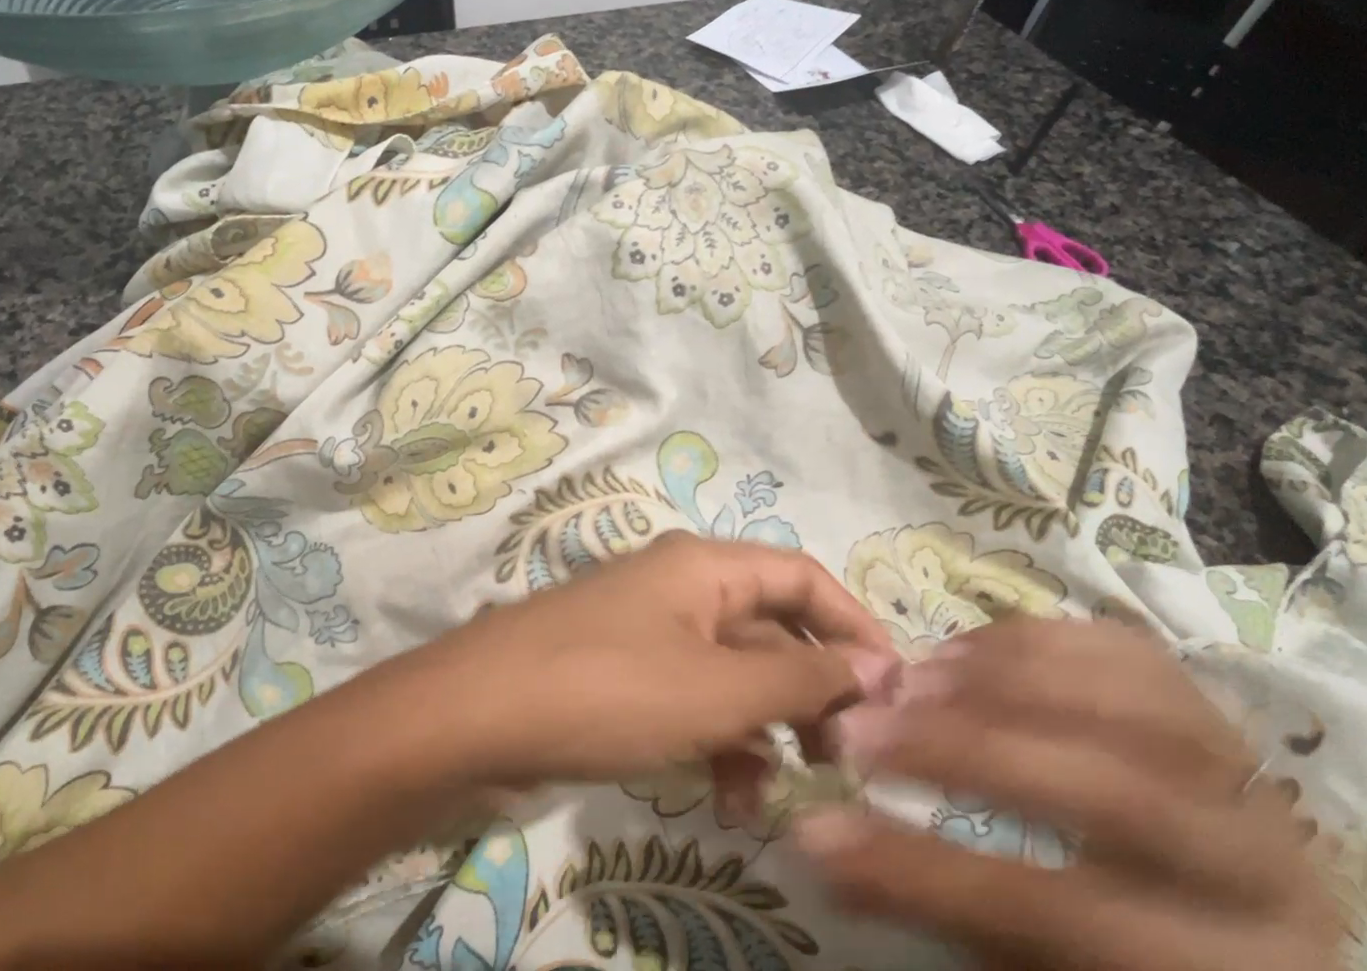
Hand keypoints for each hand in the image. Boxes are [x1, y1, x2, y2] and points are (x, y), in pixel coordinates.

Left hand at [397, 533, 901, 787]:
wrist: (473, 718)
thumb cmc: (607, 691)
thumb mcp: (718, 691)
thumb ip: (802, 679)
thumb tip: (876, 668)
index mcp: (703, 568)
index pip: (803, 577)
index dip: (855, 629)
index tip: (893, 697)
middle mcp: (674, 588)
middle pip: (769, 629)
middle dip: (808, 695)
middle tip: (839, 760)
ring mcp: (640, 633)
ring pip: (728, 676)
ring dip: (760, 732)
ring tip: (770, 797)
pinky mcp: (612, 678)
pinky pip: (685, 702)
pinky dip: (711, 743)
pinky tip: (722, 800)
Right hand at [793, 618, 1341, 970]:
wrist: (1227, 927)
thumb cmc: (1114, 958)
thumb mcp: (1036, 961)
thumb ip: (942, 906)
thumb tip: (819, 839)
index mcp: (1228, 963)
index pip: (1068, 915)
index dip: (933, 872)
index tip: (820, 832)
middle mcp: (1265, 866)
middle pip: (1115, 792)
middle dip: (964, 752)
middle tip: (857, 730)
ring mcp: (1251, 777)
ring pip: (1134, 702)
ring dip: (1000, 679)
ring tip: (908, 679)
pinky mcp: (1216, 713)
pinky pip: (1133, 654)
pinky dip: (1037, 640)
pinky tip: (961, 648)